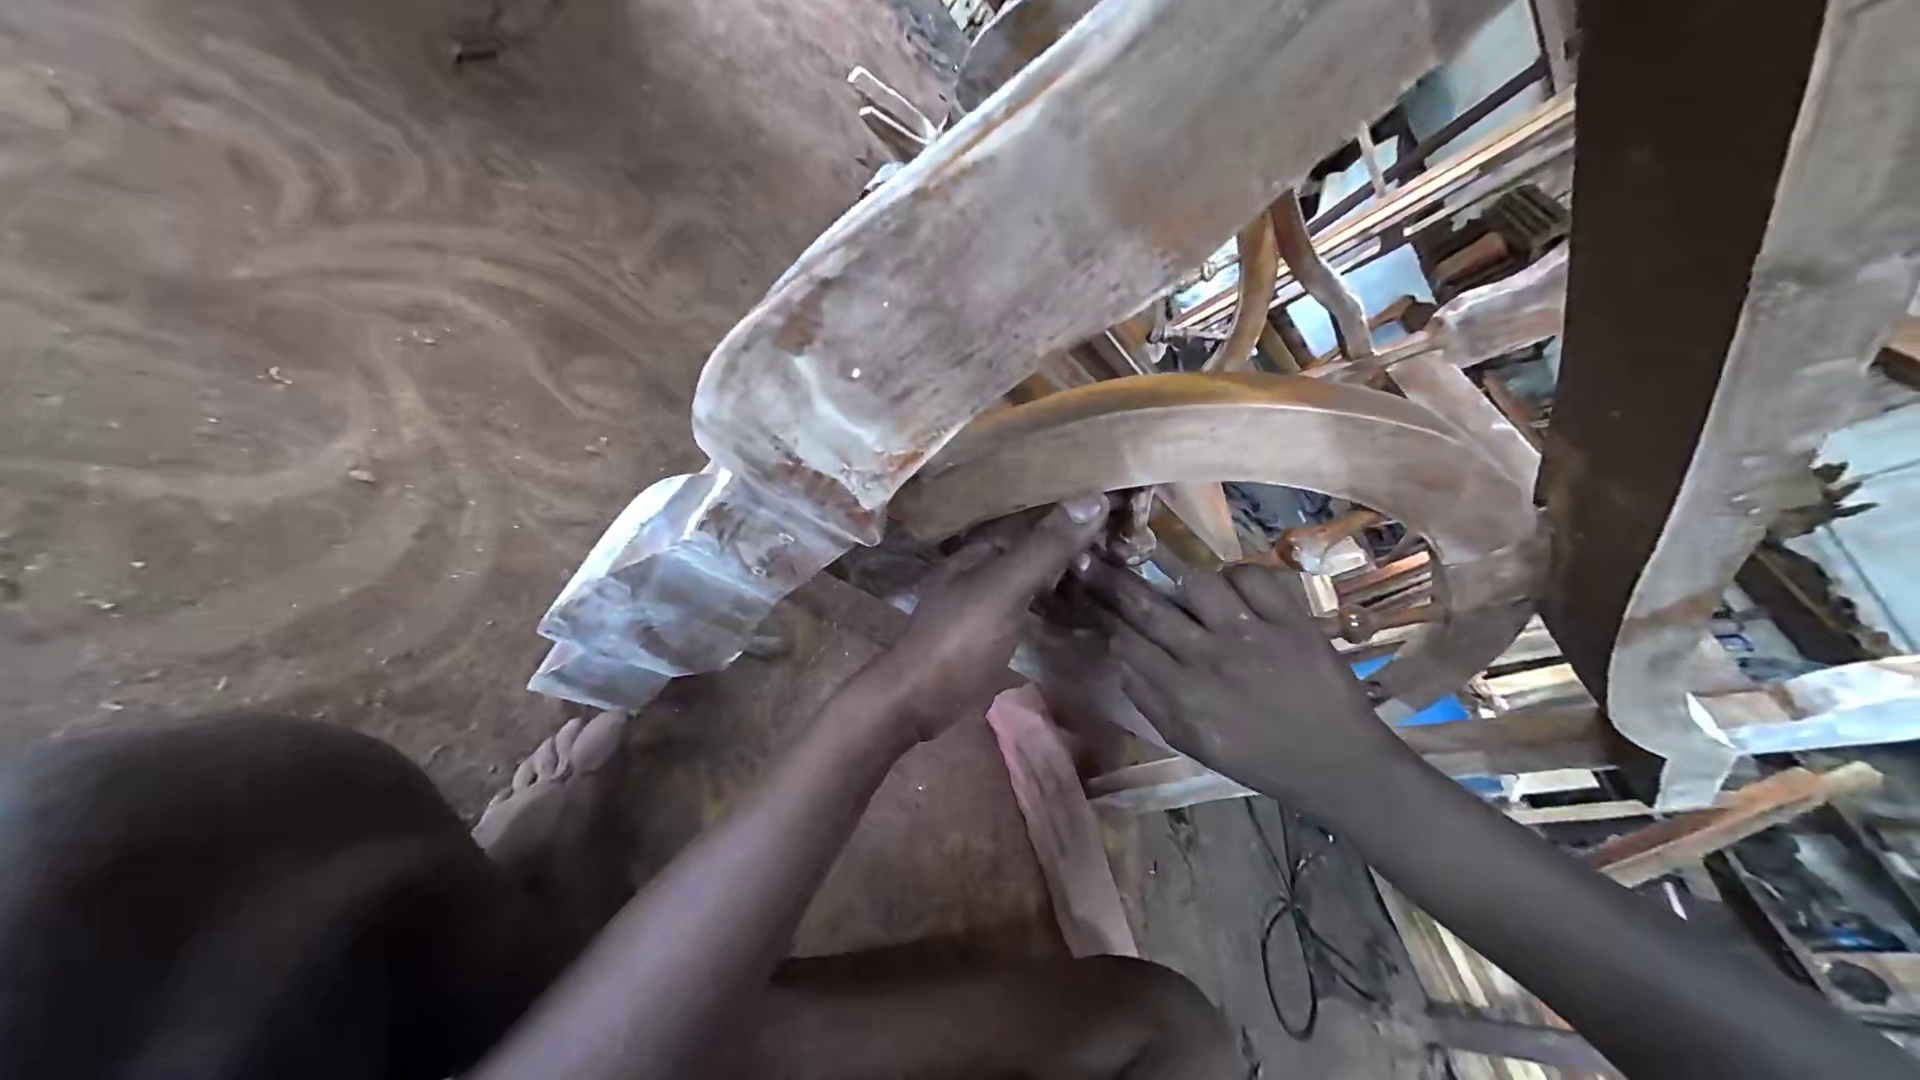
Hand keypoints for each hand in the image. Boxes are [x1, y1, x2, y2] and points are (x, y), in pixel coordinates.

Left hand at [871, 495, 1110, 740]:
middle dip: (1079, 541)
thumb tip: (1094, 498)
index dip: (1077, 510)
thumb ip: (1045, 548)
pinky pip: (1035, 605)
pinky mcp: (996, 629)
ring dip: (1072, 573)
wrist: (918, 701)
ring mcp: (989, 599)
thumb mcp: (1004, 589)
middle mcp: (986, 565)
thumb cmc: (958, 640)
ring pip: (1039, 576)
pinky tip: (1085, 607)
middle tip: (1130, 541)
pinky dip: (1059, 602)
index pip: (1039, 516)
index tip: (1123, 507)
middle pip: (1039, 545)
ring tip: (1119, 568)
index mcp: (983, 546)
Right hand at [1074, 557, 1401, 803]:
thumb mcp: (1190, 742)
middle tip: (1091, 558)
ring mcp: (1254, 634)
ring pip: (1198, 582)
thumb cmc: (1255, 757)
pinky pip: (1252, 576)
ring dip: (1185, 584)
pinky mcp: (1293, 621)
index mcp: (1184, 694)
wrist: (1338, 764)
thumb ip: (1149, 701)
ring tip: (1190, 594)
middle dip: (1113, 581)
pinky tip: (1234, 593)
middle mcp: (1211, 658)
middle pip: (1149, 608)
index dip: (1101, 613)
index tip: (1082, 592)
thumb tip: (1117, 655)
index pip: (1127, 641)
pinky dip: (1237, 577)